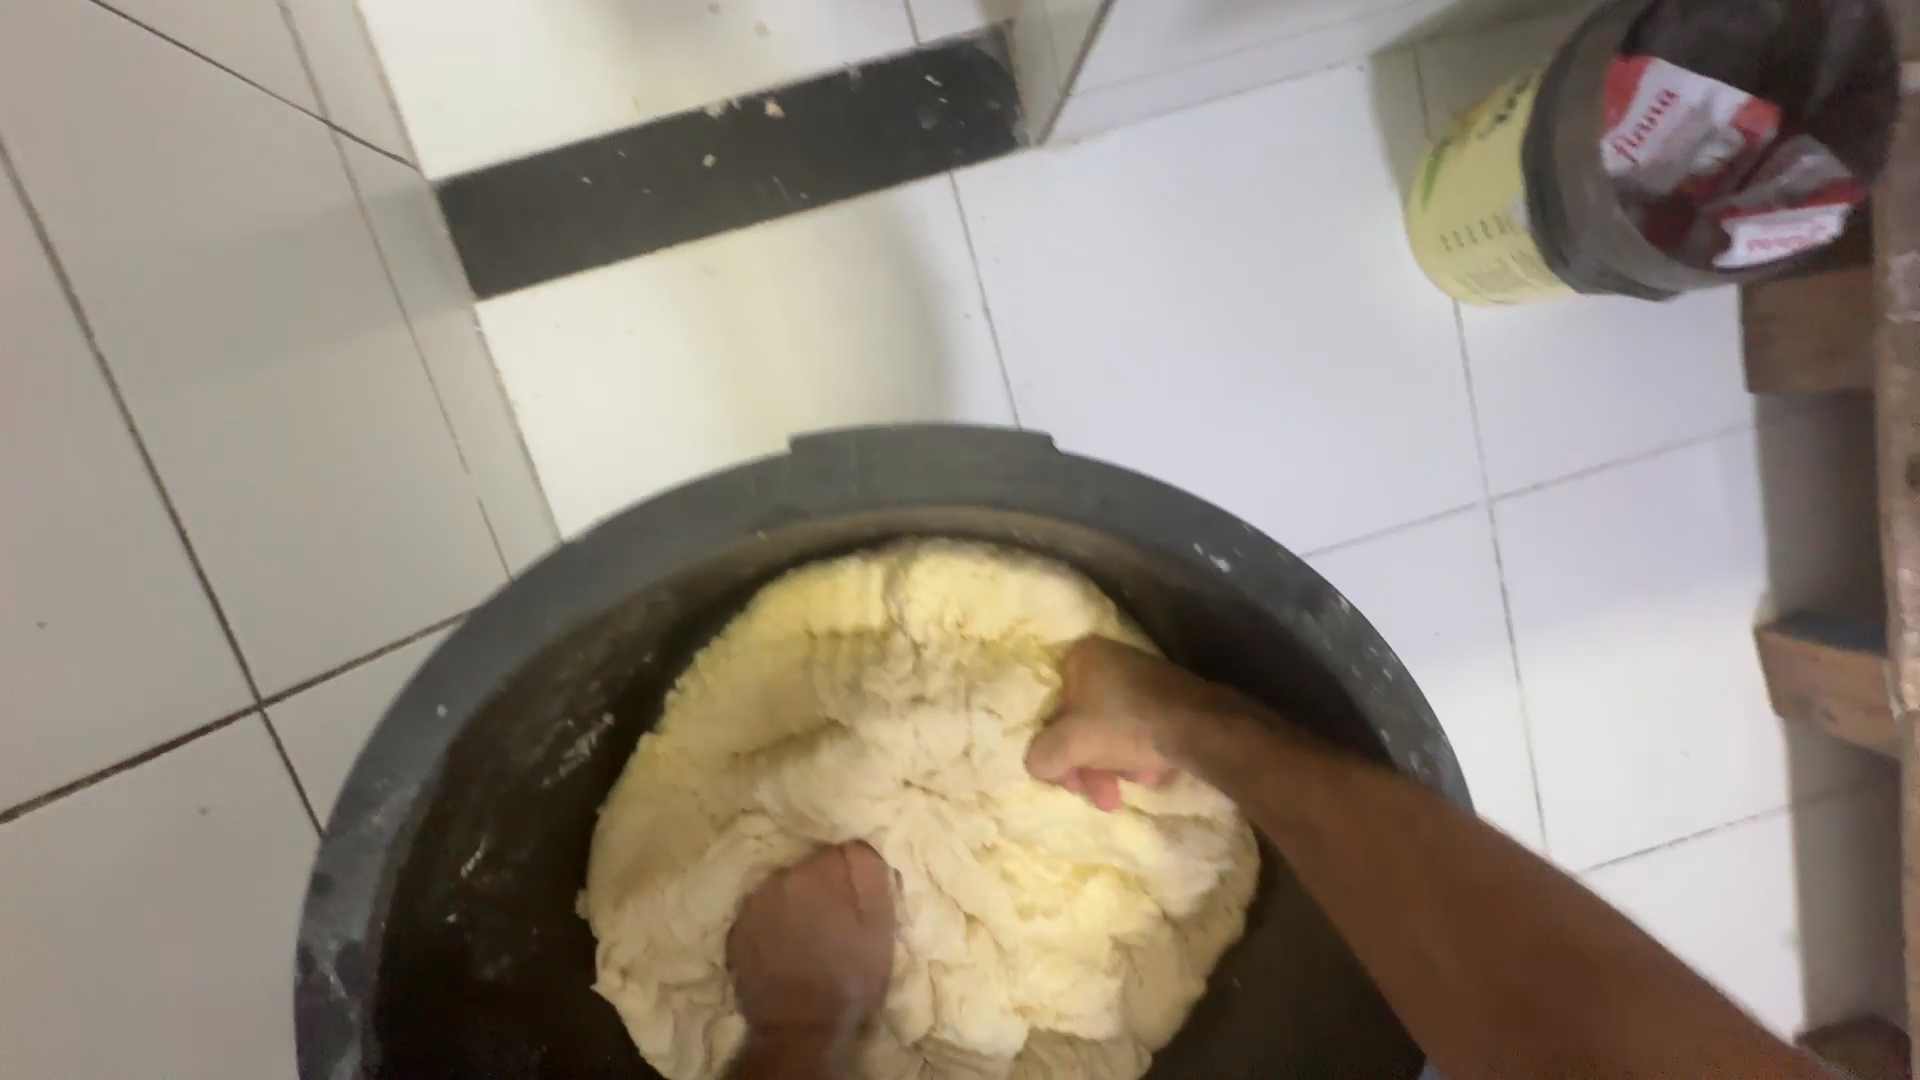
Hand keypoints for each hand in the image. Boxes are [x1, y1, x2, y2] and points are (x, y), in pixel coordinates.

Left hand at [728, 842, 895, 1040]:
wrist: (802, 1031)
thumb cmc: (851, 976)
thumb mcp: (880, 923)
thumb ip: (871, 872)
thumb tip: (859, 846)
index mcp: (821, 869)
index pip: (840, 851)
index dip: (849, 874)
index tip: (854, 899)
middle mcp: (781, 876)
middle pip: (807, 867)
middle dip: (820, 886)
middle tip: (832, 920)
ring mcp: (753, 904)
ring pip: (781, 889)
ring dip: (793, 903)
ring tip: (805, 936)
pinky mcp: (736, 931)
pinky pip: (759, 914)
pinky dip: (770, 924)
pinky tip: (782, 948)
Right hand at [1025, 637, 1252, 810]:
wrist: (1200, 726)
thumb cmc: (1125, 724)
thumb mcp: (1070, 743)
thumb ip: (1042, 755)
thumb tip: (1038, 764)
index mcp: (1079, 657)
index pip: (1050, 706)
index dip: (1053, 747)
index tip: (1068, 780)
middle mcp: (1107, 660)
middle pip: (1080, 722)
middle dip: (1088, 766)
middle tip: (1102, 797)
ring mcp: (1138, 678)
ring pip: (1108, 730)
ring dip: (1113, 765)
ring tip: (1131, 784)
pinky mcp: (1164, 698)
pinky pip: (1136, 729)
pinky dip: (1136, 754)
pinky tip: (1150, 772)